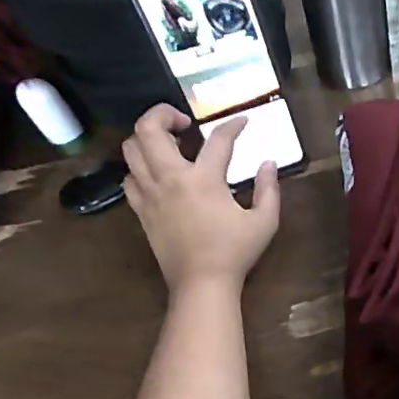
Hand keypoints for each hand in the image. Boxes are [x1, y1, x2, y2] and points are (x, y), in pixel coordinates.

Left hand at [122, 105, 280, 294]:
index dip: (233, 126)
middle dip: (164, 114)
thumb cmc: (235, 252)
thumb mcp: (264, 222)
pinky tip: (157, 174)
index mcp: (204, 180)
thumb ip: (269, 190)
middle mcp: (171, 178)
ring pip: (131, 149)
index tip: (242, 122)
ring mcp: (151, 193)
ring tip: (168, 144)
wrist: (201, 284)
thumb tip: (268, 164)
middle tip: (184, 123)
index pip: (218, 139)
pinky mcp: (141, 210)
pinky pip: (129, 177)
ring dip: (147, 138)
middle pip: (149, 129)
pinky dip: (140, 167)